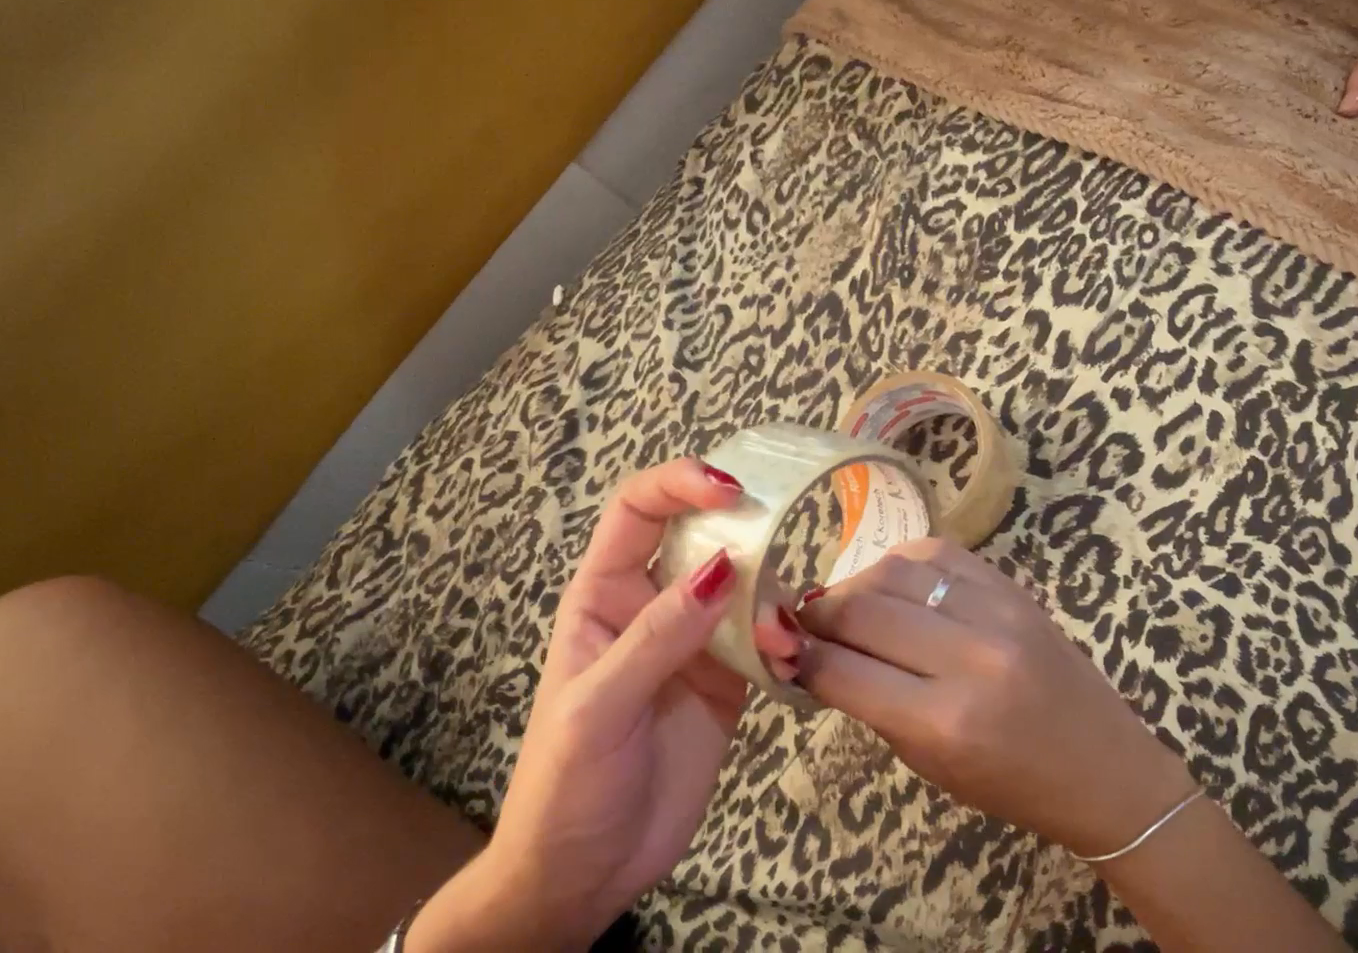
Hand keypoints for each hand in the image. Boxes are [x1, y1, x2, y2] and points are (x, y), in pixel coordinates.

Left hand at [407, 458, 803, 951]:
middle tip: (783, 538)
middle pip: (703, 535)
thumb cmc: (566, 785)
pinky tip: (792, 663)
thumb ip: (658, 636)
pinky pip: (767, 636)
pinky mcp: (731, 677)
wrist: (588, 872)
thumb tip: (724, 568)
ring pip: (748, 584)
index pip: (638, 511)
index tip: (732, 489)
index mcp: (605, 595)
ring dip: (772, 598)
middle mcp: (655, 604)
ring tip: (780, 642)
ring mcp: (697, 639)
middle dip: (745, 530)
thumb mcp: (598, 707)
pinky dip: (787, 639)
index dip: (679, 485)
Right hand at [794, 539, 1195, 856]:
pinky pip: (939, 554)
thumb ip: (871, 704)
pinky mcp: (1015, 589)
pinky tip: (892, 584)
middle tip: (802, 622)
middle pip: (863, 609)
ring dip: (856, 584)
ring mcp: (998, 614)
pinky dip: (902, 564)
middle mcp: (970, 657)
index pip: (842, 671)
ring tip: (847, 604)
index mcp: (944, 722)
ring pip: (896, 570)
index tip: (777, 648)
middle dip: (818, 614)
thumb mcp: (929, 764)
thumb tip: (814, 653)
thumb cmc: (1011, 786)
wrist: (1102, 765)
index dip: (798, 656)